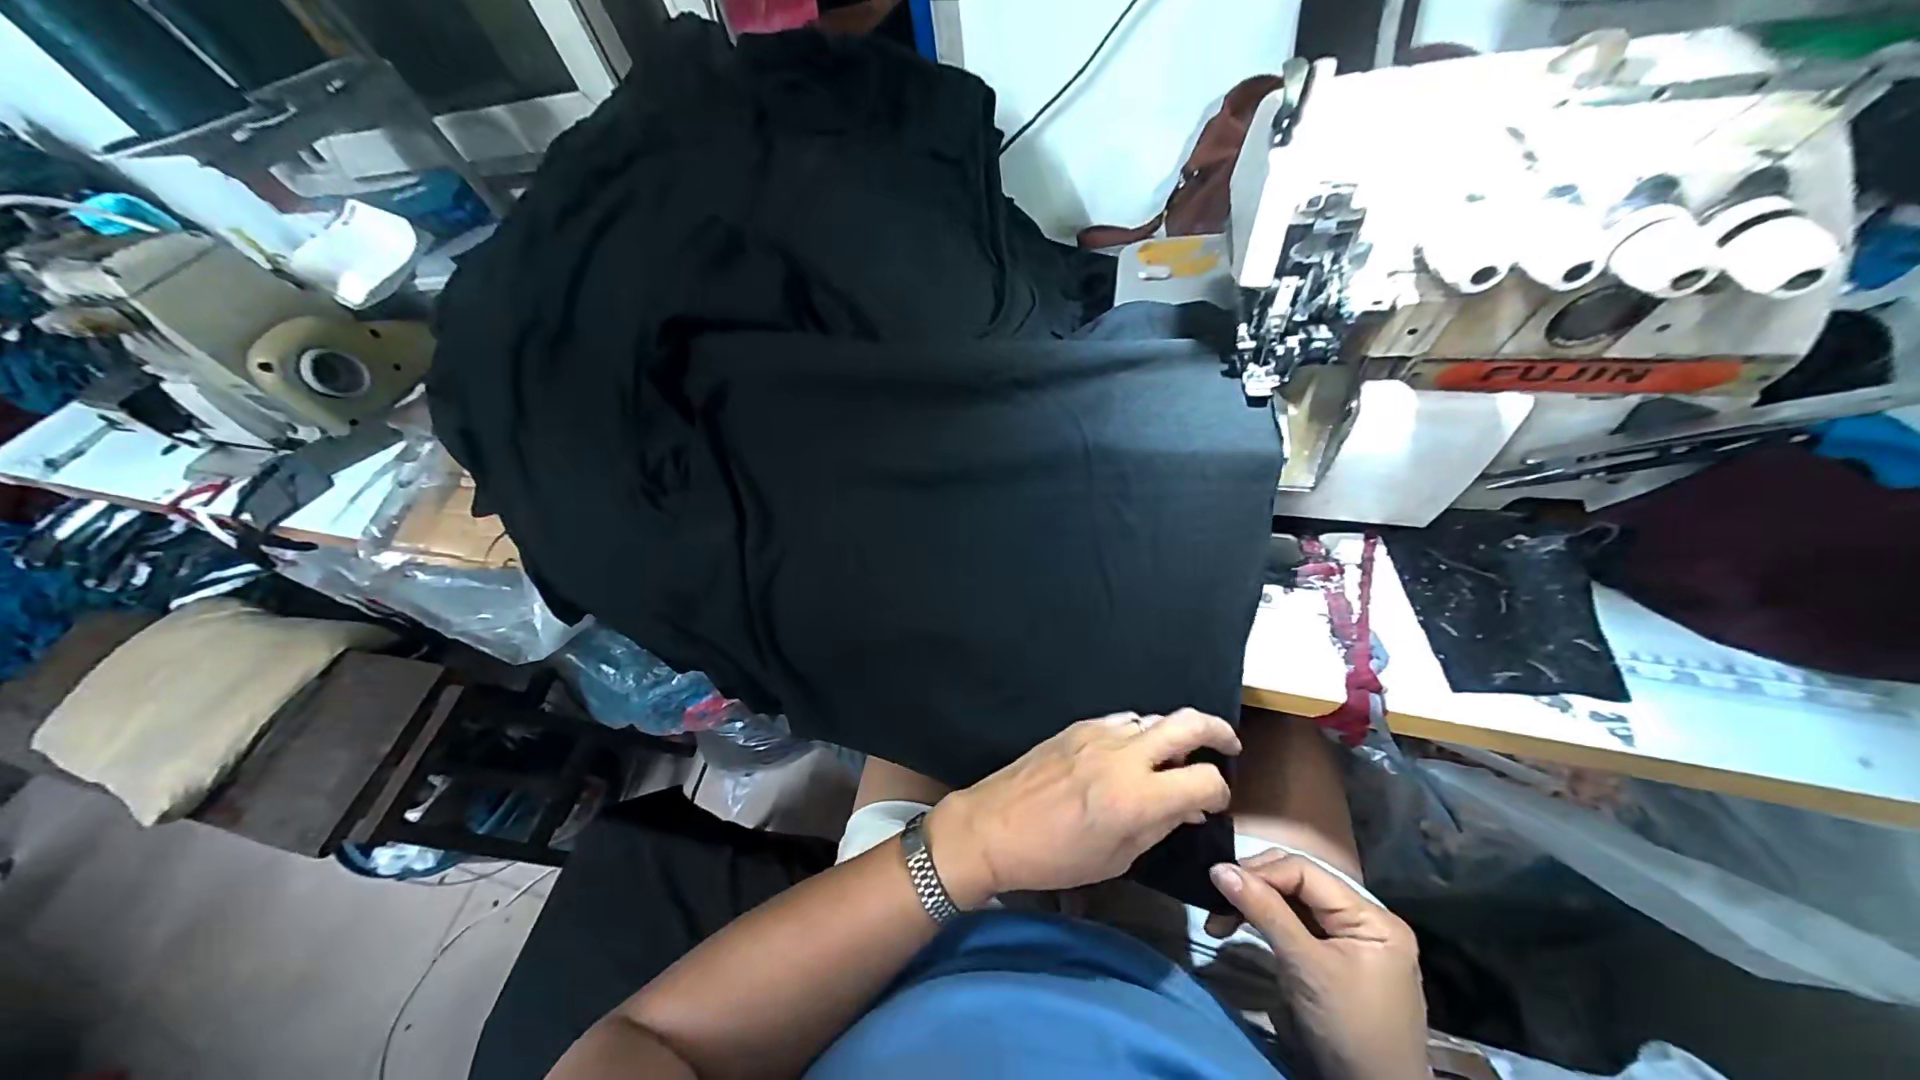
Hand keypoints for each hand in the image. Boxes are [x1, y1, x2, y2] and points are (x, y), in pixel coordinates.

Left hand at [925, 709, 1239, 906]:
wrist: (993, 827)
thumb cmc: (1055, 856)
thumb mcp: (1118, 857)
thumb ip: (1161, 826)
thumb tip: (1191, 807)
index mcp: (1138, 797)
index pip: (1205, 780)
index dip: (1219, 793)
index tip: (1212, 804)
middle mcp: (1124, 755)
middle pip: (1189, 722)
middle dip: (1218, 730)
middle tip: (1228, 745)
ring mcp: (1098, 734)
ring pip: (1153, 718)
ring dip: (1172, 733)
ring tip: (1173, 756)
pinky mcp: (1077, 727)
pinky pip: (1122, 721)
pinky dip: (1137, 733)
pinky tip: (1131, 753)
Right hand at [1210, 853, 1427, 1079]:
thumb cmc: (1349, 1029)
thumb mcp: (1306, 967)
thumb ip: (1265, 912)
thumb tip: (1219, 868)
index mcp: (1371, 916)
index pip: (1305, 872)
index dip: (1261, 872)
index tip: (1220, 882)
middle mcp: (1363, 917)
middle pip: (1297, 881)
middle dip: (1254, 886)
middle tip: (1217, 902)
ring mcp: (1348, 937)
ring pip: (1291, 901)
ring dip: (1253, 905)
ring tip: (1220, 921)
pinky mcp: (1331, 955)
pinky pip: (1293, 923)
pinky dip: (1264, 923)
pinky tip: (1239, 929)